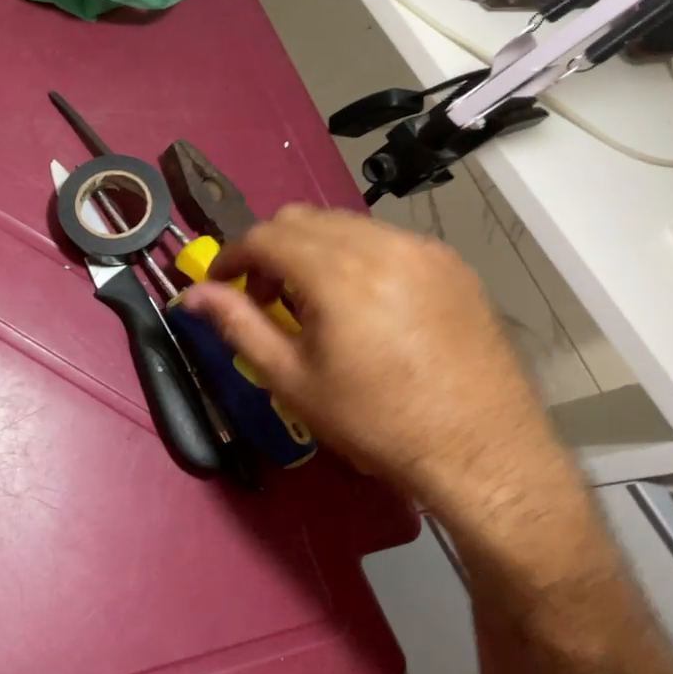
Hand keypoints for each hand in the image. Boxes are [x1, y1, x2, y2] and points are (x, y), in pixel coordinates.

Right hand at [179, 205, 564, 510]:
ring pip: (344, 225)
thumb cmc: (374, 422)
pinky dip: (353, 256)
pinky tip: (357, 304)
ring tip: (309, 302)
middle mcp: (384, 247)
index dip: (231, 256)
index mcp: (340, 275)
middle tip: (261, 297)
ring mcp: (425, 252)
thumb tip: (190, 295)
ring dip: (309, 250)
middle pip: (302, 219)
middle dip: (268, 249)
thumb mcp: (291, 379)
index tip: (218, 286)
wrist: (482, 453)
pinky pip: (384, 240)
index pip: (265, 236)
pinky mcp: (452, 266)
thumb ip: (237, 325)